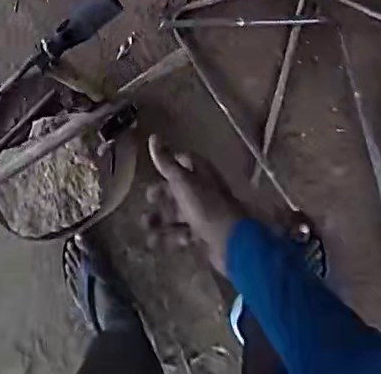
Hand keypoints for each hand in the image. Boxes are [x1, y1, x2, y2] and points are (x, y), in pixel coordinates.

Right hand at [148, 135, 244, 274]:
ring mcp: (204, 215)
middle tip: (148, 202)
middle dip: (160, 198)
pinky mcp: (204, 236)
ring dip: (160, 222)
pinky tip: (161, 243)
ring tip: (148, 231)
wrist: (233, 244)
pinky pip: (183, 234)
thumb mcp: (182, 181)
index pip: (182, 162)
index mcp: (200, 173)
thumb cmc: (206, 206)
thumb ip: (165, 162)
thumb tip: (153, 136)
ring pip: (177, 214)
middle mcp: (202, 191)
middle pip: (176, 190)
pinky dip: (171, 238)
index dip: (167, 166)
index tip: (153, 172)